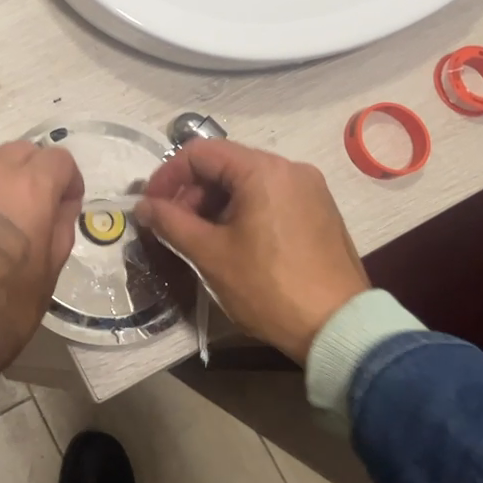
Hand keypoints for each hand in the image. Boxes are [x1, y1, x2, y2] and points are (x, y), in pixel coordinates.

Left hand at [0, 142, 84, 381]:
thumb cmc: (5, 309)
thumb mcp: (50, 271)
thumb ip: (61, 225)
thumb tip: (61, 204)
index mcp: (28, 189)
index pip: (58, 159)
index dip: (69, 180)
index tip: (66, 204)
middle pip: (21, 151)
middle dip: (35, 172)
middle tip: (36, 206)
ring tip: (0, 210)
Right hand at [134, 140, 369, 362]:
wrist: (338, 329)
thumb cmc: (268, 287)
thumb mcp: (209, 254)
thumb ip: (170, 222)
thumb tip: (143, 206)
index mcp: (263, 170)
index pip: (200, 153)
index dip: (167, 176)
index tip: (150, 206)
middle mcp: (290, 169)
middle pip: (224, 165)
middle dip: (191, 193)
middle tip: (172, 228)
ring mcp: (310, 190)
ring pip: (247, 183)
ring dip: (214, 205)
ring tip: (198, 239)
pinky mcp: (320, 212)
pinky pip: (270, 198)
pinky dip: (242, 212)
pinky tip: (232, 244)